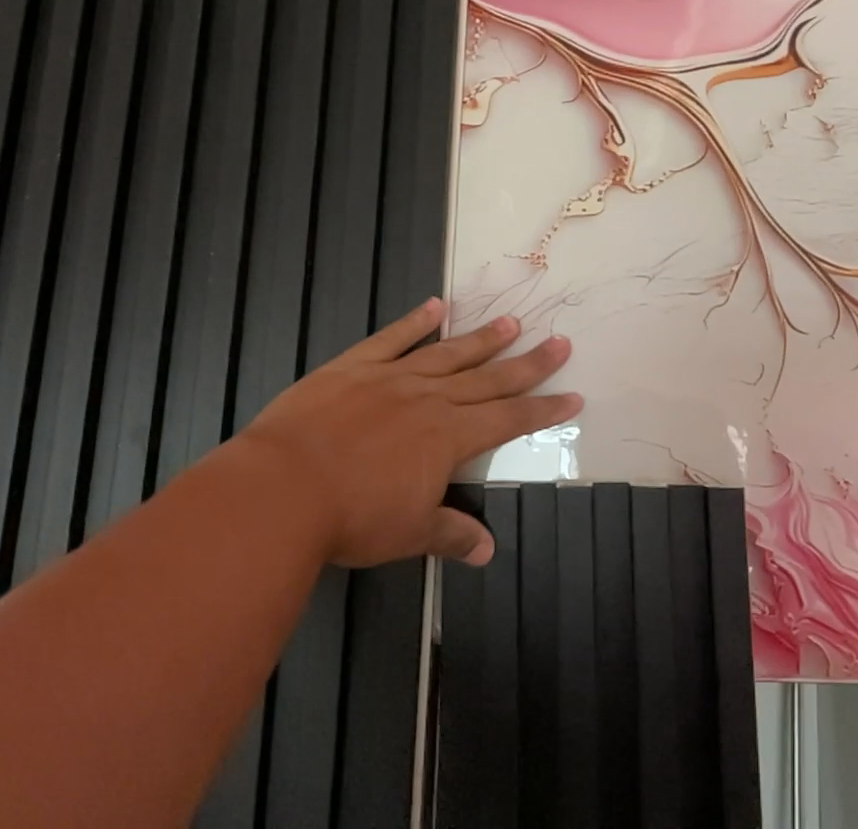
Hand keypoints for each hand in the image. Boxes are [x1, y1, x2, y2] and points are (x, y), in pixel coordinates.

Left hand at [230, 299, 578, 567]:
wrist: (284, 487)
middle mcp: (429, 399)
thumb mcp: (410, 533)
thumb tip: (489, 550)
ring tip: (510, 323)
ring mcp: (391, 377)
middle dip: (528, 364)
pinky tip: (436, 306)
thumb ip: (452, 534)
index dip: (544, 409)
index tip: (573, 395)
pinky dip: (415, 322)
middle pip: (489, 378)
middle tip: (559, 343)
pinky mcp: (353, 366)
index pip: (509, 419)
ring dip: (482, 338)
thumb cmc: (353, 517)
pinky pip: (391, 338)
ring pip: (447, 353)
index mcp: (450, 437)